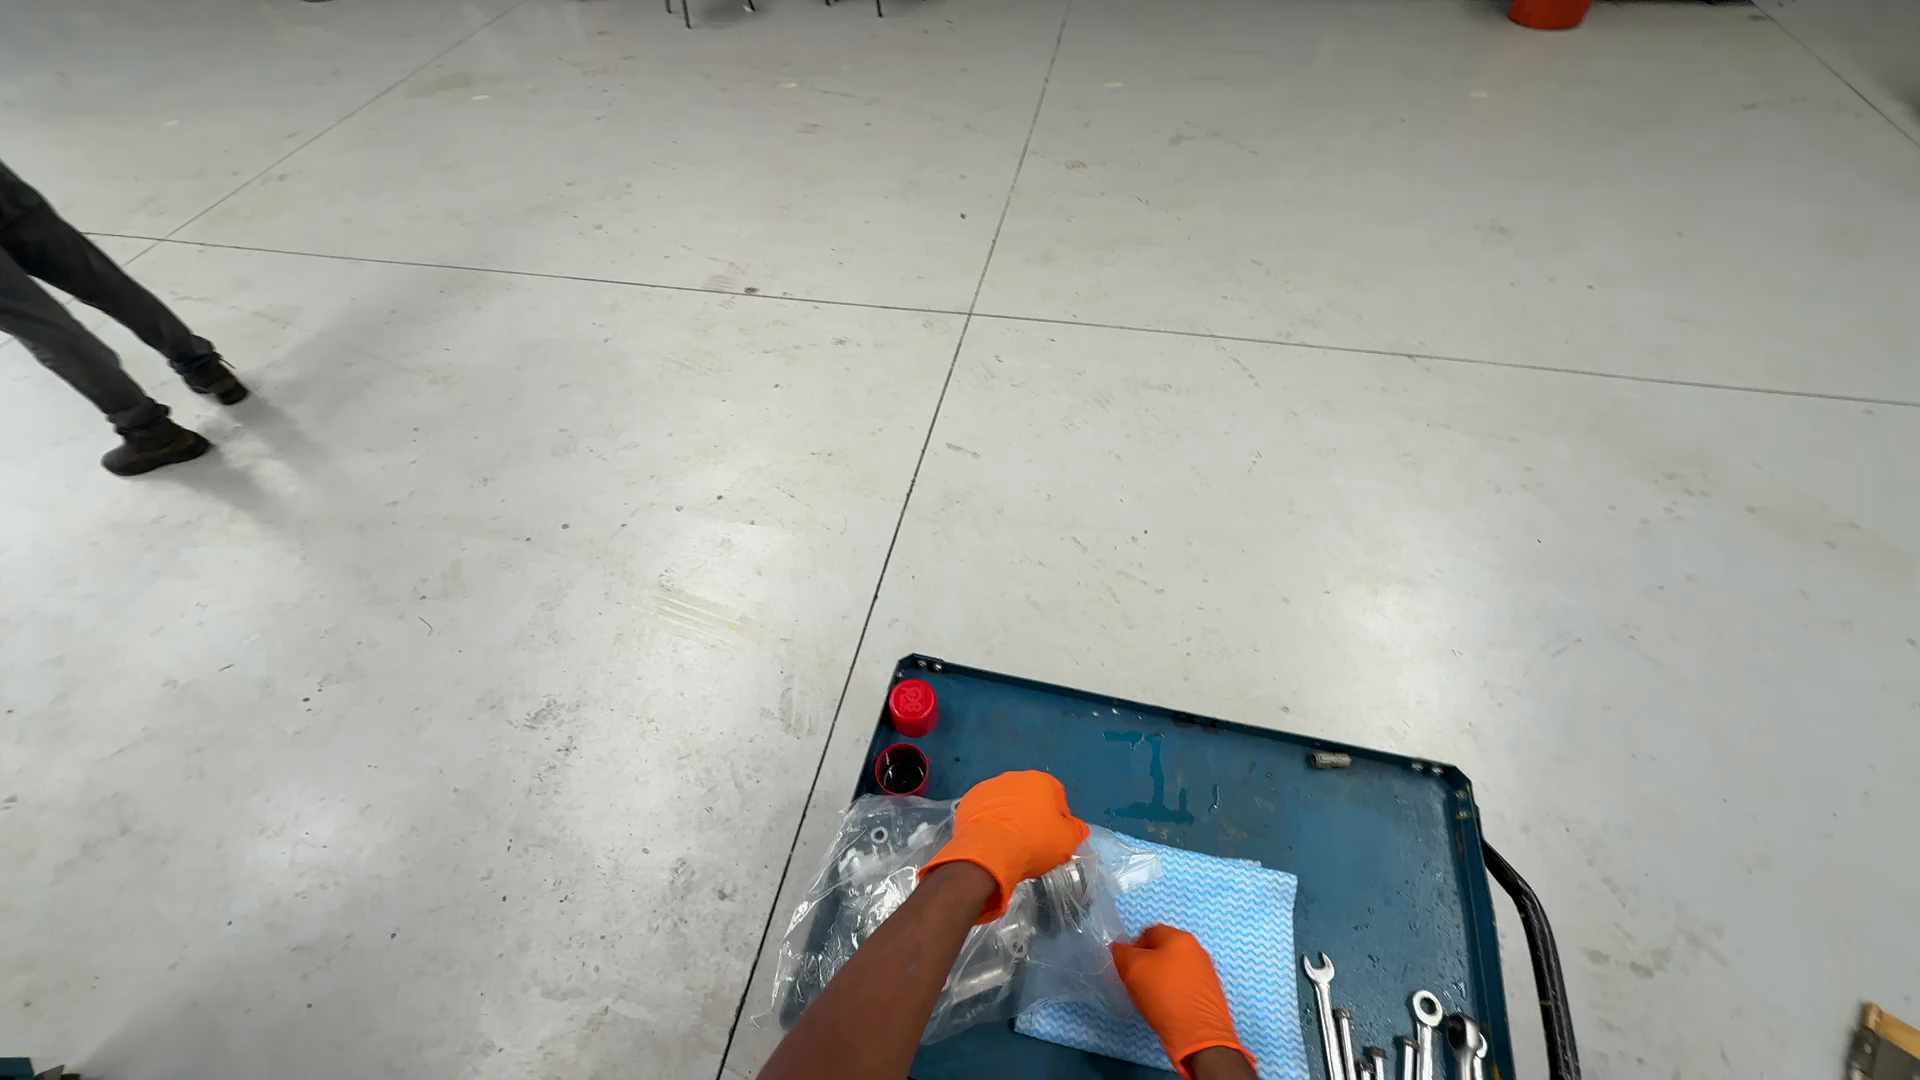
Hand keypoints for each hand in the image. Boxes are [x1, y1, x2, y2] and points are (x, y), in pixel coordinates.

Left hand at [919, 770, 1088, 921]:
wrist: (989, 851)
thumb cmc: (1034, 843)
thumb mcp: (1067, 841)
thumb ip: (1076, 830)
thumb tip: (1077, 827)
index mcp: (1041, 780)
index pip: (1057, 797)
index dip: (1058, 819)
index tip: (1054, 838)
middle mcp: (1015, 777)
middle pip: (1030, 797)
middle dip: (1032, 815)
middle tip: (1032, 841)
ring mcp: (989, 786)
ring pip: (1005, 802)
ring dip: (1009, 817)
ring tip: (1009, 843)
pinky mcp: (968, 800)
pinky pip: (984, 811)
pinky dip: (988, 822)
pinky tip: (991, 840)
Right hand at [1110, 925, 1254, 1079]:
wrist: (1200, 1039)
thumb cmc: (1164, 995)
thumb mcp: (1132, 968)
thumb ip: (1122, 952)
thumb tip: (1122, 950)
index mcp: (1180, 937)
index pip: (1148, 933)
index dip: (1134, 949)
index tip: (1128, 969)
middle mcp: (1197, 950)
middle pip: (1163, 951)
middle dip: (1148, 965)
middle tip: (1139, 984)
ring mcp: (1207, 973)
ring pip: (1175, 970)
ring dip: (1162, 980)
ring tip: (1154, 999)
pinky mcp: (1212, 996)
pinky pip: (1186, 987)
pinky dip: (1175, 994)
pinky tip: (1169, 1009)